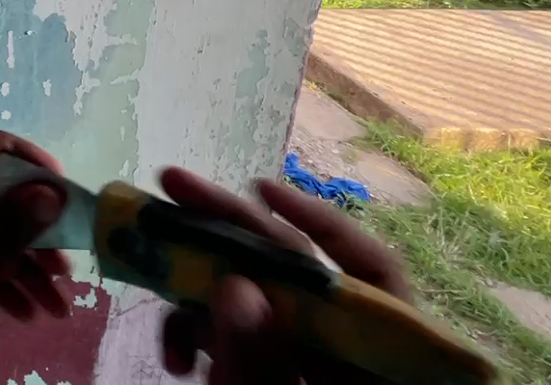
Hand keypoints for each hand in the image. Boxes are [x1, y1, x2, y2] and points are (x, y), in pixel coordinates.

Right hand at [158, 168, 414, 383]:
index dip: (324, 225)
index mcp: (388, 372)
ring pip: (259, 303)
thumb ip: (260, 366)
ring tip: (163, 322)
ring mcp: (314, 372)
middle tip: (166, 188)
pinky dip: (206, 336)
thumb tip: (234, 281)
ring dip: (201, 296)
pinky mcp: (282, 381)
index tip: (256, 185)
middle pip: (299, 276)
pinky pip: (242, 338)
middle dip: (228, 232)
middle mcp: (355, 361)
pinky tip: (178, 358)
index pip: (378, 278)